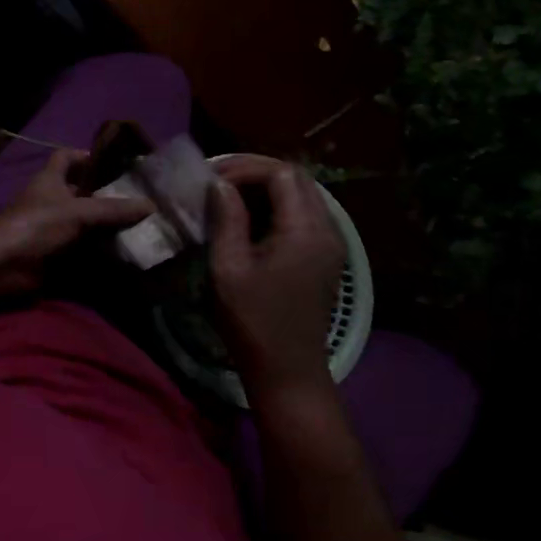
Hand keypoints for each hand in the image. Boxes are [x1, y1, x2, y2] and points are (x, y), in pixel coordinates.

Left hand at [0, 148, 153, 287]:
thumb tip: (151, 205)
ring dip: (105, 225)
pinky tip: (124, 250)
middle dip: (106, 195)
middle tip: (138, 199)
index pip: (67, 157)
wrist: (5, 265)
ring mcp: (52, 227)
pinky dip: (99, 249)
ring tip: (140, 225)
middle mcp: (51, 200)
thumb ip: (113, 209)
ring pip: (84, 221)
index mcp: (50, 179)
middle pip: (80, 191)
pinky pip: (82, 247)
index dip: (87, 156)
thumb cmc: (37, 224)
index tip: (115, 164)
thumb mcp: (78, 211)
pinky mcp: (54, 252)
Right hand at [208, 158, 345, 395]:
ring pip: (301, 195)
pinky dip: (275, 206)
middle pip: (296, 178)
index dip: (244, 168)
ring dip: (265, 188)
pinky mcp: (323, 257)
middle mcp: (326, 229)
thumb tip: (219, 184)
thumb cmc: (254, 322)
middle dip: (254, 172)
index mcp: (305, 230)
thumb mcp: (229, 268)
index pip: (281, 174)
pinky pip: (302, 214)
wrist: (288, 372)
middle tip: (217, 180)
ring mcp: (329, 243)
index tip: (211, 180)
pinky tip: (247, 218)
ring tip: (227, 195)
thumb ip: (227, 219)